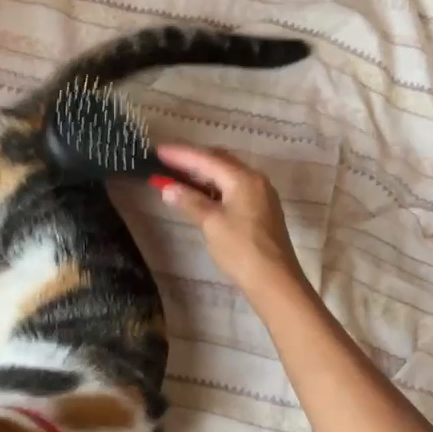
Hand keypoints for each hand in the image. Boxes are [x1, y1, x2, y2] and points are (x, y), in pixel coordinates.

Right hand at [154, 145, 305, 296]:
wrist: (274, 281)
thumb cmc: (241, 250)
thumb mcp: (211, 223)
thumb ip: (190, 201)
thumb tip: (168, 188)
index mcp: (243, 179)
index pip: (207, 159)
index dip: (181, 154)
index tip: (158, 150)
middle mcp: (255, 180)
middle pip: (220, 162)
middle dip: (192, 160)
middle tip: (166, 161)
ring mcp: (260, 195)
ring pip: (227, 176)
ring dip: (203, 175)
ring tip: (178, 176)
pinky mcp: (261, 210)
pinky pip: (233, 189)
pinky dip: (214, 188)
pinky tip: (200, 195)